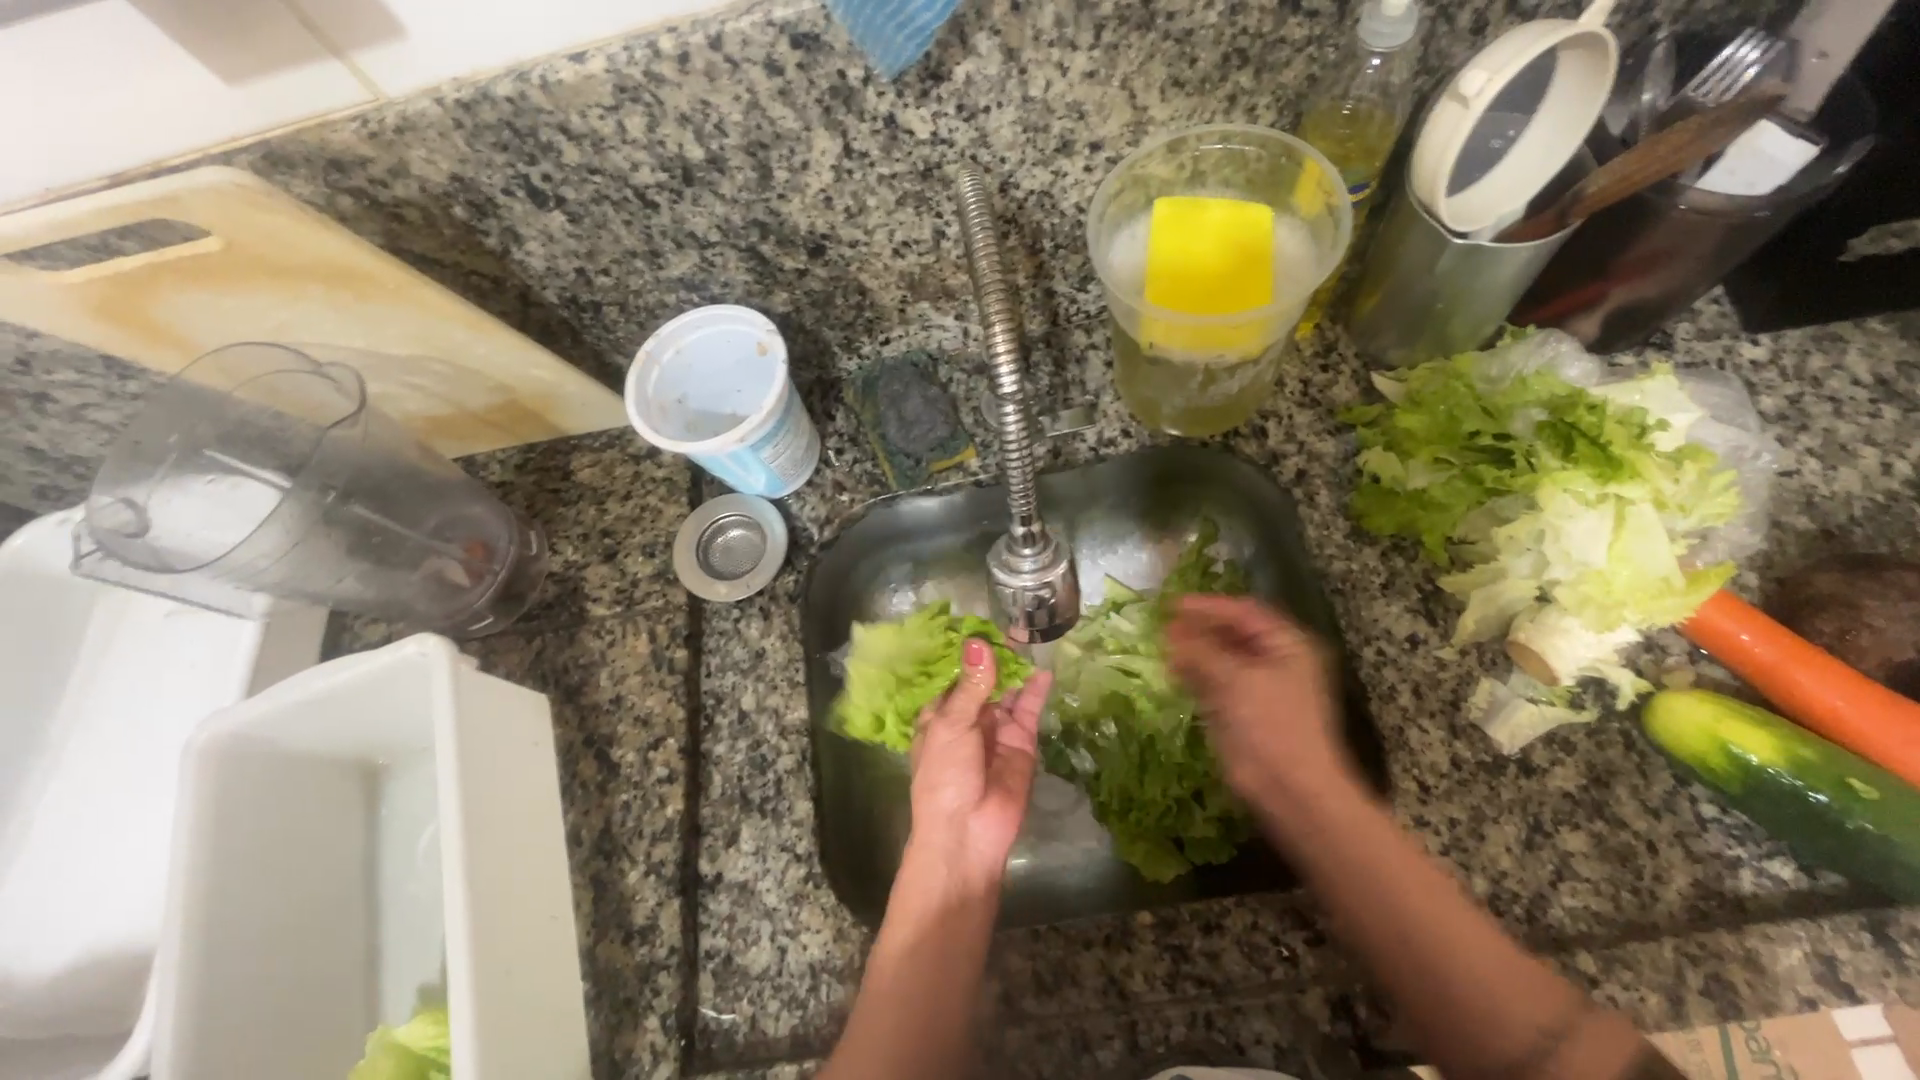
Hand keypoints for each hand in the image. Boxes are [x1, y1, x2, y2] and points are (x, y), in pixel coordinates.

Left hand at [906, 638, 1051, 895]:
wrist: (967, 831)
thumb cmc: (944, 776)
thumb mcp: (950, 725)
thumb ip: (970, 685)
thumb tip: (978, 643)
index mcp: (940, 713)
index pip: (955, 674)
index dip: (967, 651)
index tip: (981, 621)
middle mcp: (968, 717)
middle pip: (985, 678)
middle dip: (996, 655)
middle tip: (1013, 623)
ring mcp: (997, 728)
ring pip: (1009, 689)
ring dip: (1017, 667)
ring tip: (1030, 637)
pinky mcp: (1022, 741)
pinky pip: (1030, 709)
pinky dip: (1037, 689)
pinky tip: (1044, 668)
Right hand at [1166, 595, 1353, 802]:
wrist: (1289, 787)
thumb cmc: (1272, 724)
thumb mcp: (1237, 679)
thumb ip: (1202, 651)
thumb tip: (1170, 633)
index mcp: (1287, 645)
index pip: (1244, 613)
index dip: (1209, 607)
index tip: (1173, 605)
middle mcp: (1275, 661)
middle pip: (1231, 634)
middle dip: (1198, 629)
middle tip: (1163, 626)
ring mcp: (1257, 687)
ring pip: (1220, 659)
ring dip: (1192, 651)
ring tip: (1161, 646)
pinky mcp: (1240, 711)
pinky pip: (1213, 684)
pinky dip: (1193, 675)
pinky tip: (1171, 670)